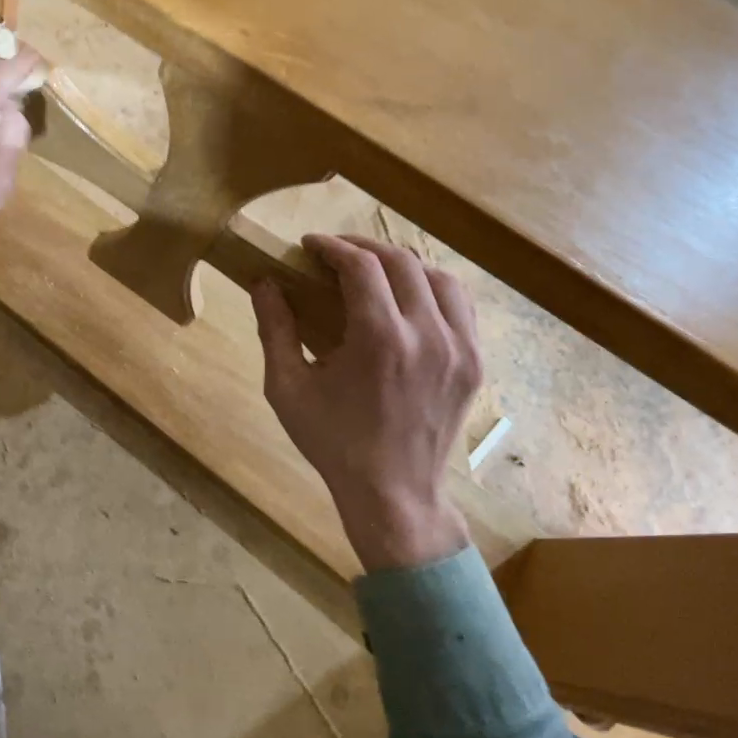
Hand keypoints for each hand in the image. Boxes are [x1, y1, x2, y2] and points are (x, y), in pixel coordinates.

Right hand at [250, 234, 480, 572]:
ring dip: (401, 264)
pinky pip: (459, 306)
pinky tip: (407, 300)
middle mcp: (427, 335)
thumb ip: (275, 329)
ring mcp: (459, 348)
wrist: (393, 493)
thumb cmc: (332, 441)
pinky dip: (432, 289)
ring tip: (373, 272)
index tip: (309, 245)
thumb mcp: (287, 387)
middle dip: (363, 248)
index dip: (332, 246)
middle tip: (333, 253)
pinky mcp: (474, 363)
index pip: (361, 265)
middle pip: (401, 261)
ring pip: (438, 277)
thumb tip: (264, 283)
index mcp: (379, 339)